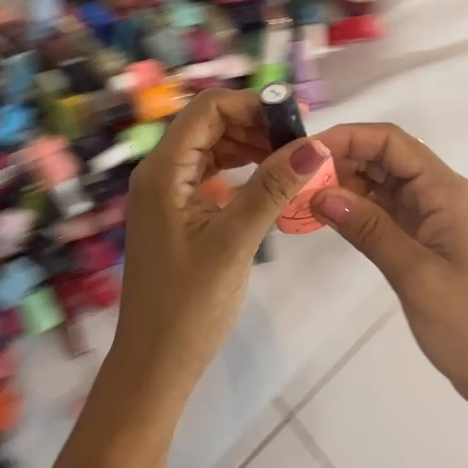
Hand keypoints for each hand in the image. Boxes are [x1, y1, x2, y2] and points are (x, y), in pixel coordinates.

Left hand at [110, 89, 331, 397]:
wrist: (154, 363)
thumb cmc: (189, 304)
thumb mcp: (235, 241)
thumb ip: (272, 188)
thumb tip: (313, 144)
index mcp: (163, 169)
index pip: (209, 108)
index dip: (253, 104)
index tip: (297, 119)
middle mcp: (159, 172)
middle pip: (209, 123)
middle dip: (255, 124)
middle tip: (300, 144)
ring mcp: (165, 193)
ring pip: (211, 147)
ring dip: (249, 146)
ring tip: (290, 162)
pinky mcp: (175, 212)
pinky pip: (209, 173)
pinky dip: (239, 170)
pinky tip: (267, 182)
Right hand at [310, 123, 467, 402]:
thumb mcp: (416, 275)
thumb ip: (368, 229)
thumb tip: (319, 193)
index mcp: (446, 191)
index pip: (391, 142)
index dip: (348, 136)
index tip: (305, 151)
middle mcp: (440, 194)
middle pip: (385, 156)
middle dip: (341, 158)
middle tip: (295, 175)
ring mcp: (433, 217)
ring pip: (382, 182)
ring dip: (345, 183)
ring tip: (302, 194)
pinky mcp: (426, 240)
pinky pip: (386, 209)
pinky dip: (357, 208)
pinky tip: (328, 216)